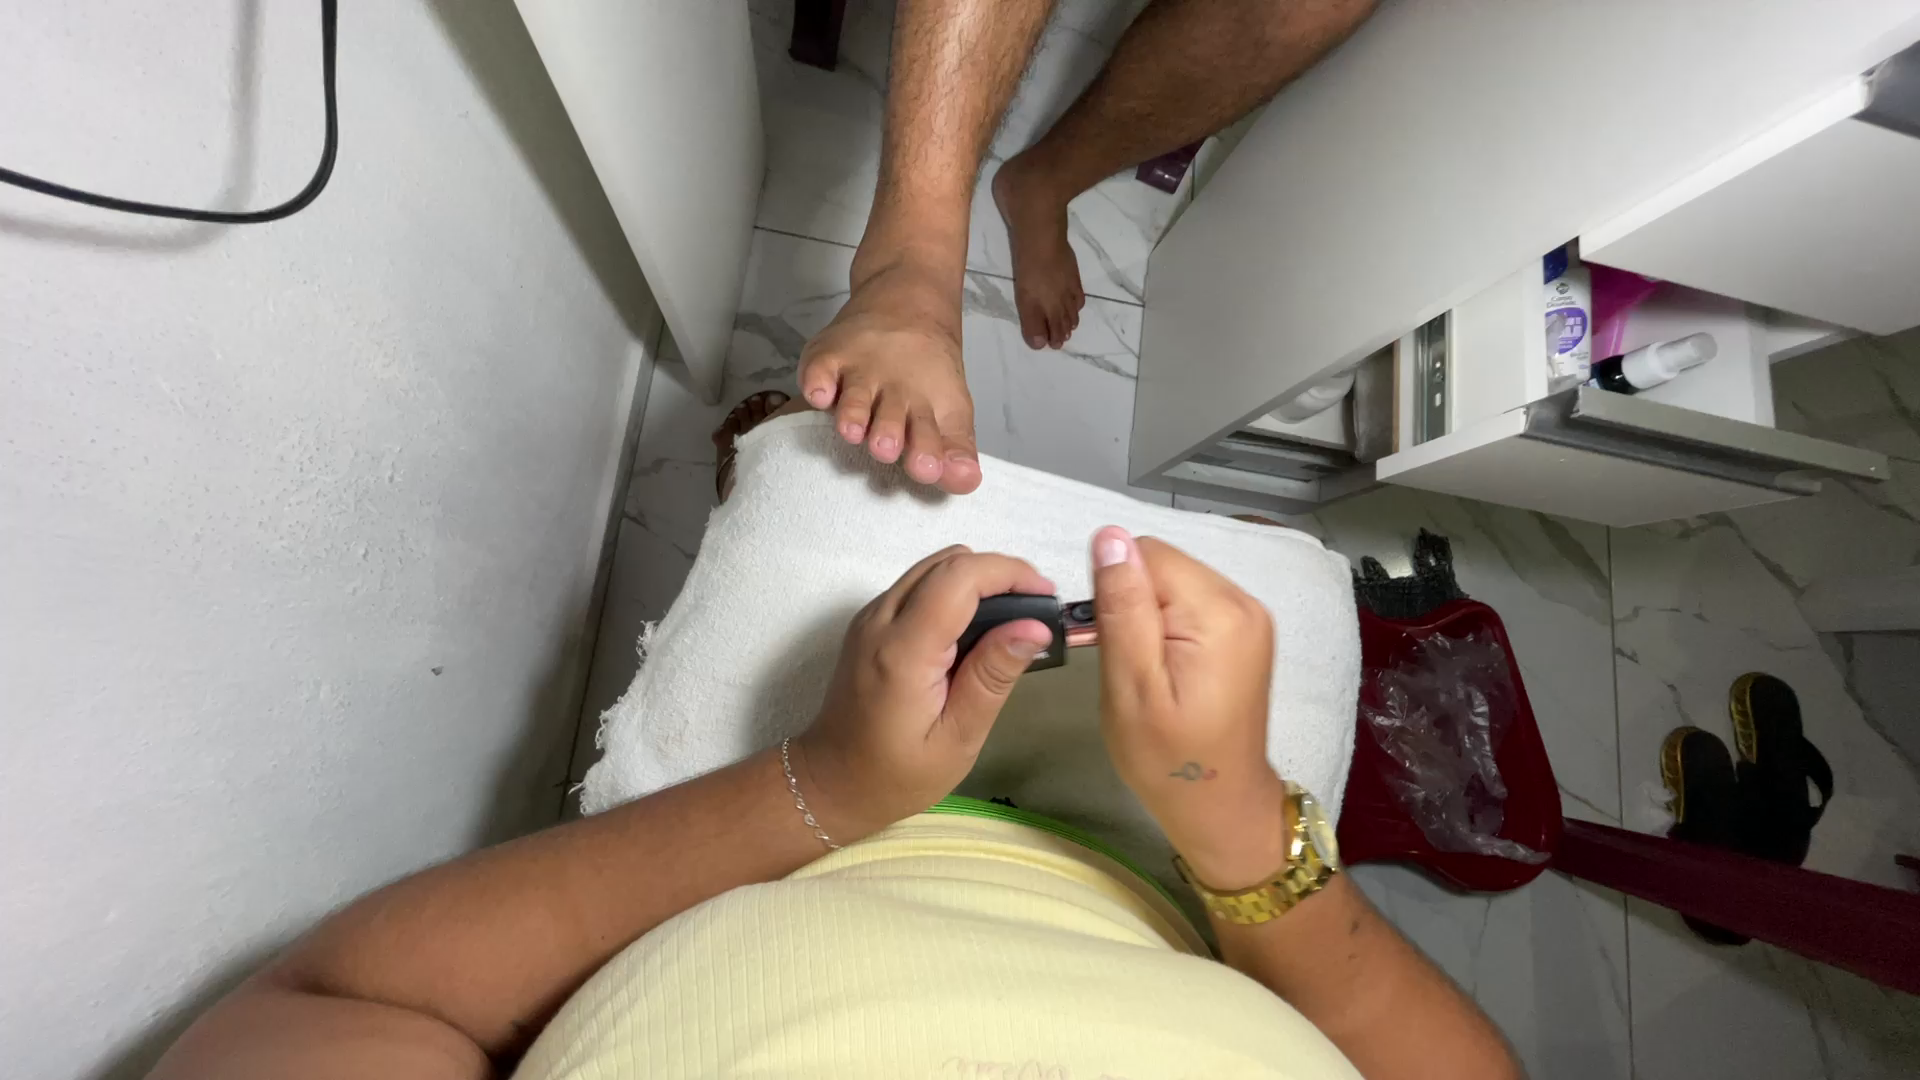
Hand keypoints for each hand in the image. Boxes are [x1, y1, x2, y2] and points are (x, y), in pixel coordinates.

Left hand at [792, 545, 1054, 839]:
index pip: (958, 578)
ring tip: (1012, 618)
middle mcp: (880, 619)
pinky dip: (955, 591)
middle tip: (1035, 609)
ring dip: (977, 579)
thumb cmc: (896, 774)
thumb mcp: (957, 738)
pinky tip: (975, 629)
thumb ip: (992, 676)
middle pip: (947, 562)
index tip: (1046, 595)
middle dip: (998, 573)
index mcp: (902, 650)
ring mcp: (871, 616)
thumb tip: (1035, 626)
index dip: (1008, 572)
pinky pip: (919, 585)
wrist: (830, 781)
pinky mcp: (870, 621)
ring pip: (932, 567)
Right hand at [798, 257, 982, 493]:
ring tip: (852, 430)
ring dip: (853, 413)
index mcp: (927, 410)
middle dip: (887, 433)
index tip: (928, 469)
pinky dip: (817, 381)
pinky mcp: (830, 357)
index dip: (928, 453)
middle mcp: (895, 392)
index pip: (931, 434)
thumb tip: (967, 481)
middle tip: (885, 448)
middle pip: (891, 417)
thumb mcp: (951, 410)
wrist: (906, 304)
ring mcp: (861, 373)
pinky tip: (818, 394)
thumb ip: (956, 450)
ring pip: (855, 397)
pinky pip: (820, 369)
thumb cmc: (927, 373)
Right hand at [1089, 526, 1290, 888]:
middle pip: (1161, 563)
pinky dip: (1166, 622)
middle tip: (1129, 662)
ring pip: (1172, 579)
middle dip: (1132, 601)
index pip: (1146, 554)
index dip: (1115, 591)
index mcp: (1217, 612)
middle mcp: (1242, 600)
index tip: (1113, 642)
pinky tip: (1166, 664)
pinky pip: (1189, 598)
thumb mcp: (1131, 684)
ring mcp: (1248, 613)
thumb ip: (1121, 606)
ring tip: (1147, 667)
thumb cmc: (1166, 756)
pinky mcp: (1244, 627)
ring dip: (1148, 613)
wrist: (1219, 804)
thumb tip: (1109, 536)